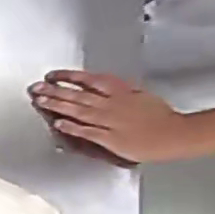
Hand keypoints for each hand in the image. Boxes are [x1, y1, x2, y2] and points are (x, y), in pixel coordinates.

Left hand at [29, 69, 214, 161]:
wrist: (177, 135)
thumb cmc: (160, 117)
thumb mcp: (142, 96)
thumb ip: (120, 91)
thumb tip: (101, 85)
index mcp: (124, 93)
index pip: (94, 80)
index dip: (72, 76)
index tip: (53, 75)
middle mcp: (115, 105)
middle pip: (81, 95)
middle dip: (57, 90)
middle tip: (36, 87)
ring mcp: (112, 121)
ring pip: (80, 111)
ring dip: (59, 105)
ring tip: (40, 101)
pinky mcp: (110, 138)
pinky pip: (88, 131)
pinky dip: (72, 127)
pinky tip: (57, 124)